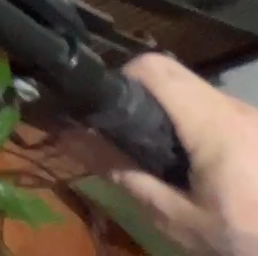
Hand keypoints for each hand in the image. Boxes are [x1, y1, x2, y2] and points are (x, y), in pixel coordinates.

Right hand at [111, 55, 257, 255]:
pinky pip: (233, 118)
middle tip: (144, 144)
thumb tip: (66, 134)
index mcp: (217, 125)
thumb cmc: (253, 242)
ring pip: (207, 100)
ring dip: (186, 120)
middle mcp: (245, 114)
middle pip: (178, 82)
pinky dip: (214, 133)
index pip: (152, 67)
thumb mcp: (182, 220)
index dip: (122, 78)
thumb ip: (123, 173)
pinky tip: (222, 173)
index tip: (113, 112)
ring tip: (184, 163)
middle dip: (152, 105)